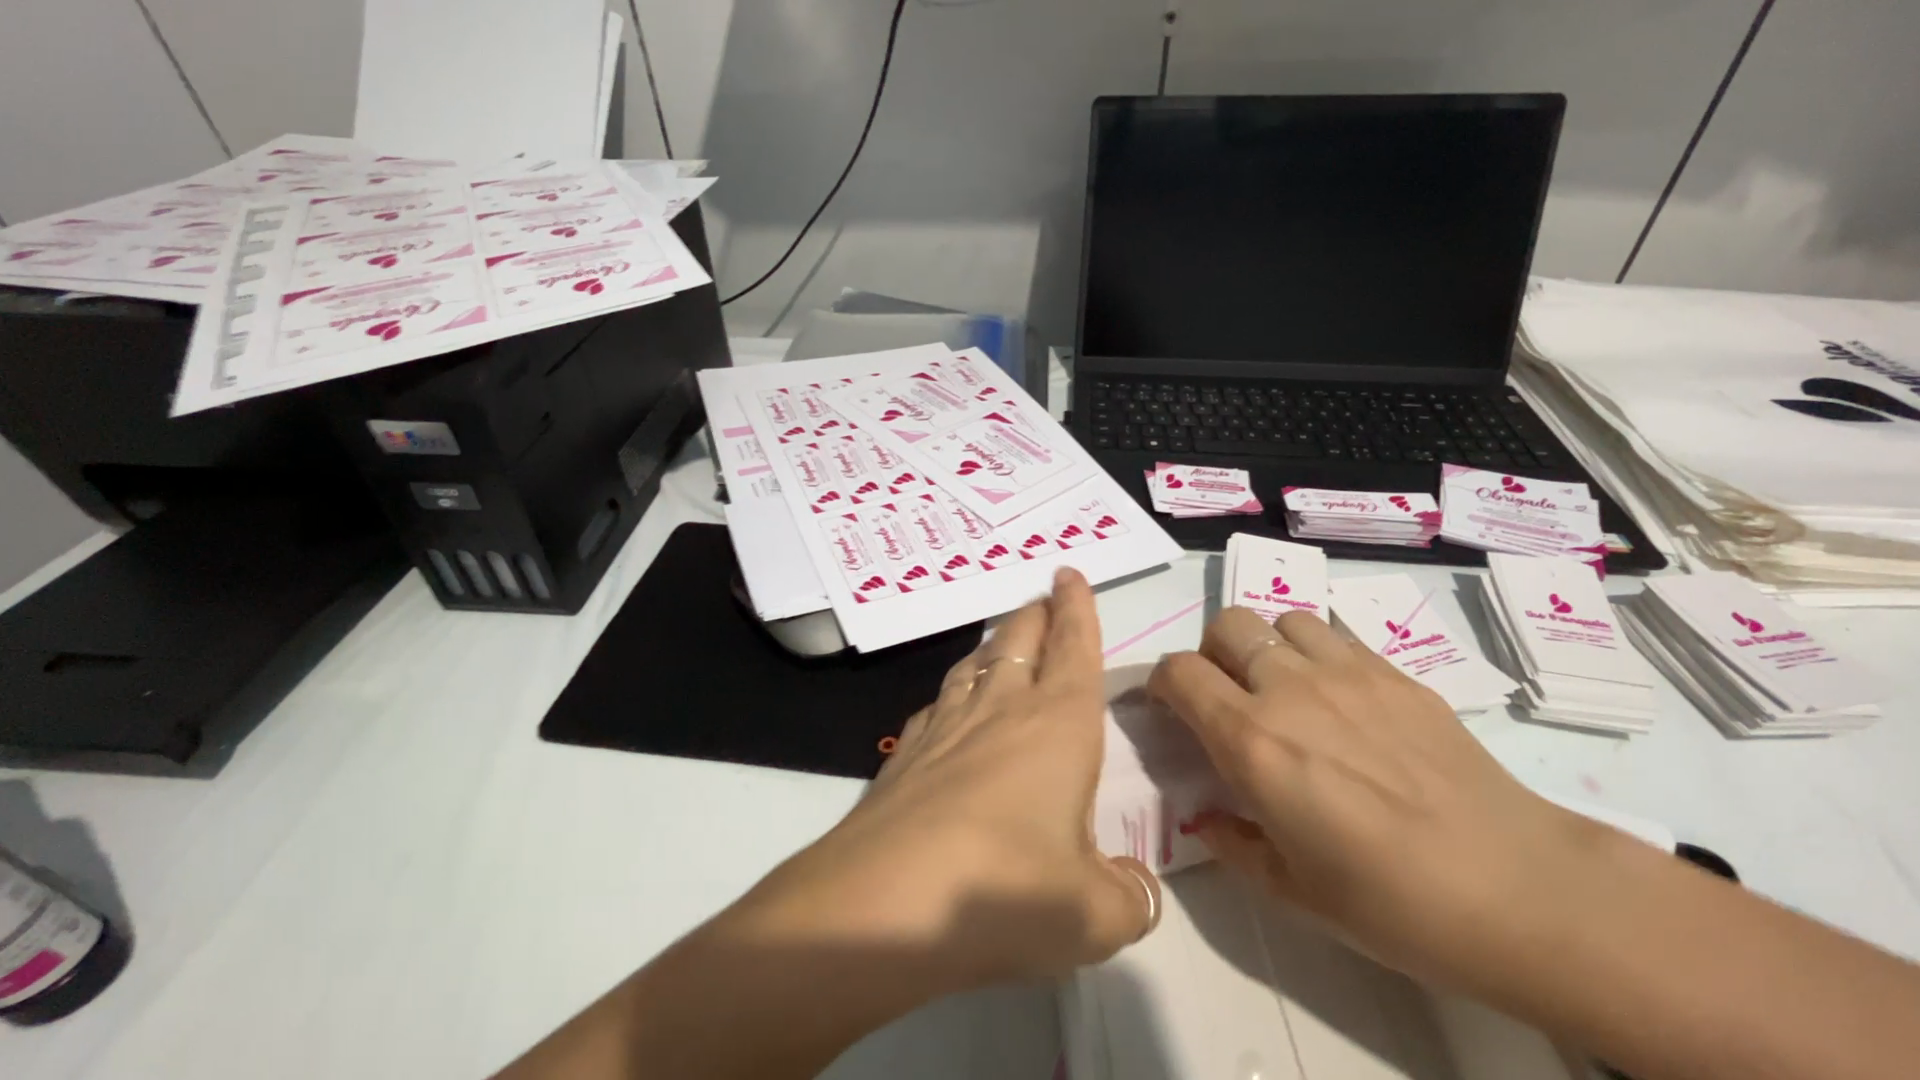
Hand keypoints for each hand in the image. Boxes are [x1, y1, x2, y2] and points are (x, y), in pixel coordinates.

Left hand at [733, 568, 1160, 990]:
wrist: (882, 903)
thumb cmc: (1005, 892)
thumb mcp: (1094, 914)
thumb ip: (1129, 899)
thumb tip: (1136, 890)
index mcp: (1058, 726)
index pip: (1074, 649)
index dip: (1077, 609)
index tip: (1068, 574)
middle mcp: (999, 712)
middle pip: (1018, 641)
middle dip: (1035, 613)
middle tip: (1043, 597)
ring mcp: (942, 730)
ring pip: (971, 666)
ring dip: (991, 646)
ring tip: (1000, 642)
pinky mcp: (902, 758)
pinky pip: (934, 707)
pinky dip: (951, 695)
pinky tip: (947, 709)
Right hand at [1147, 606, 1607, 992]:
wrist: (1511, 886)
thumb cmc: (1386, 901)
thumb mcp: (1287, 887)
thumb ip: (1231, 842)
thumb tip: (1207, 818)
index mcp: (1251, 742)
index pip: (1179, 672)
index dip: (1161, 685)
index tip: (1169, 712)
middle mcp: (1291, 690)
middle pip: (1227, 625)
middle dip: (1211, 654)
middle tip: (1227, 699)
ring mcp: (1350, 674)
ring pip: (1284, 619)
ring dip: (1268, 647)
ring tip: (1286, 693)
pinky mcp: (1399, 674)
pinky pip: (1338, 637)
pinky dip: (1319, 654)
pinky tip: (1341, 702)